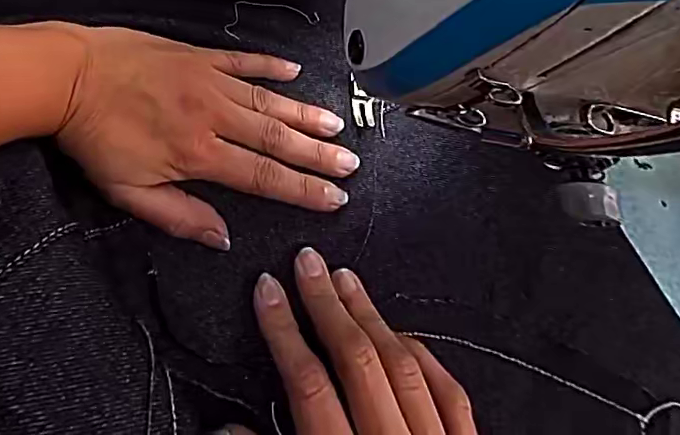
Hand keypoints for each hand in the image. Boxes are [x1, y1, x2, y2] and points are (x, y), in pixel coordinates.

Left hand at [49, 25, 357, 250]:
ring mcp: (211, 81)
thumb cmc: (97, 138)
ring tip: (335, 125)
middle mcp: (215, 116)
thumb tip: (223, 236)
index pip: (263, 176)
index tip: (335, 197)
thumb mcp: (128, 191)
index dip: (303, 189)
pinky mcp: (202, 56)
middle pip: (277, 137)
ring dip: (305, 113)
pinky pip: (245, 60)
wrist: (74, 76)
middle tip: (351, 162)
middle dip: (318, 154)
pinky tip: (294, 72)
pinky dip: (271, 66)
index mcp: (199, 154)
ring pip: (269, 100)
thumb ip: (179, 215)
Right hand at [250, 248, 476, 434]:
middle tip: (308, 261)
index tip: (268, 290)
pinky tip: (403, 333)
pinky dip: (423, 357)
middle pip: (358, 360)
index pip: (308, 386)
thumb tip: (229, 429)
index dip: (283, 331)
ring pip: (402, 365)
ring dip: (370, 316)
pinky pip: (451, 394)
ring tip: (346, 279)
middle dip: (327, 304)